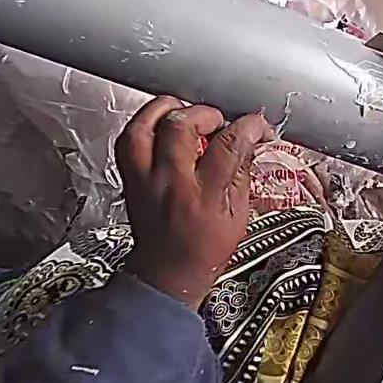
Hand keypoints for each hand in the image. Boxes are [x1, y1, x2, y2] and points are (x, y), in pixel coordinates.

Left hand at [115, 97, 272, 308]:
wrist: (167, 272)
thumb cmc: (204, 246)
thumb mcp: (237, 214)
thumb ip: (242, 170)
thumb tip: (250, 136)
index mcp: (205, 198)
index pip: (226, 147)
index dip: (245, 127)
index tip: (255, 124)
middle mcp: (170, 184)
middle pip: (179, 128)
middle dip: (204, 114)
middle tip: (217, 121)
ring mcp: (144, 178)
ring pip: (144, 128)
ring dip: (166, 110)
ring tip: (185, 111)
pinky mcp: (129, 176)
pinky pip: (127, 138)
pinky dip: (144, 122)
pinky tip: (161, 122)